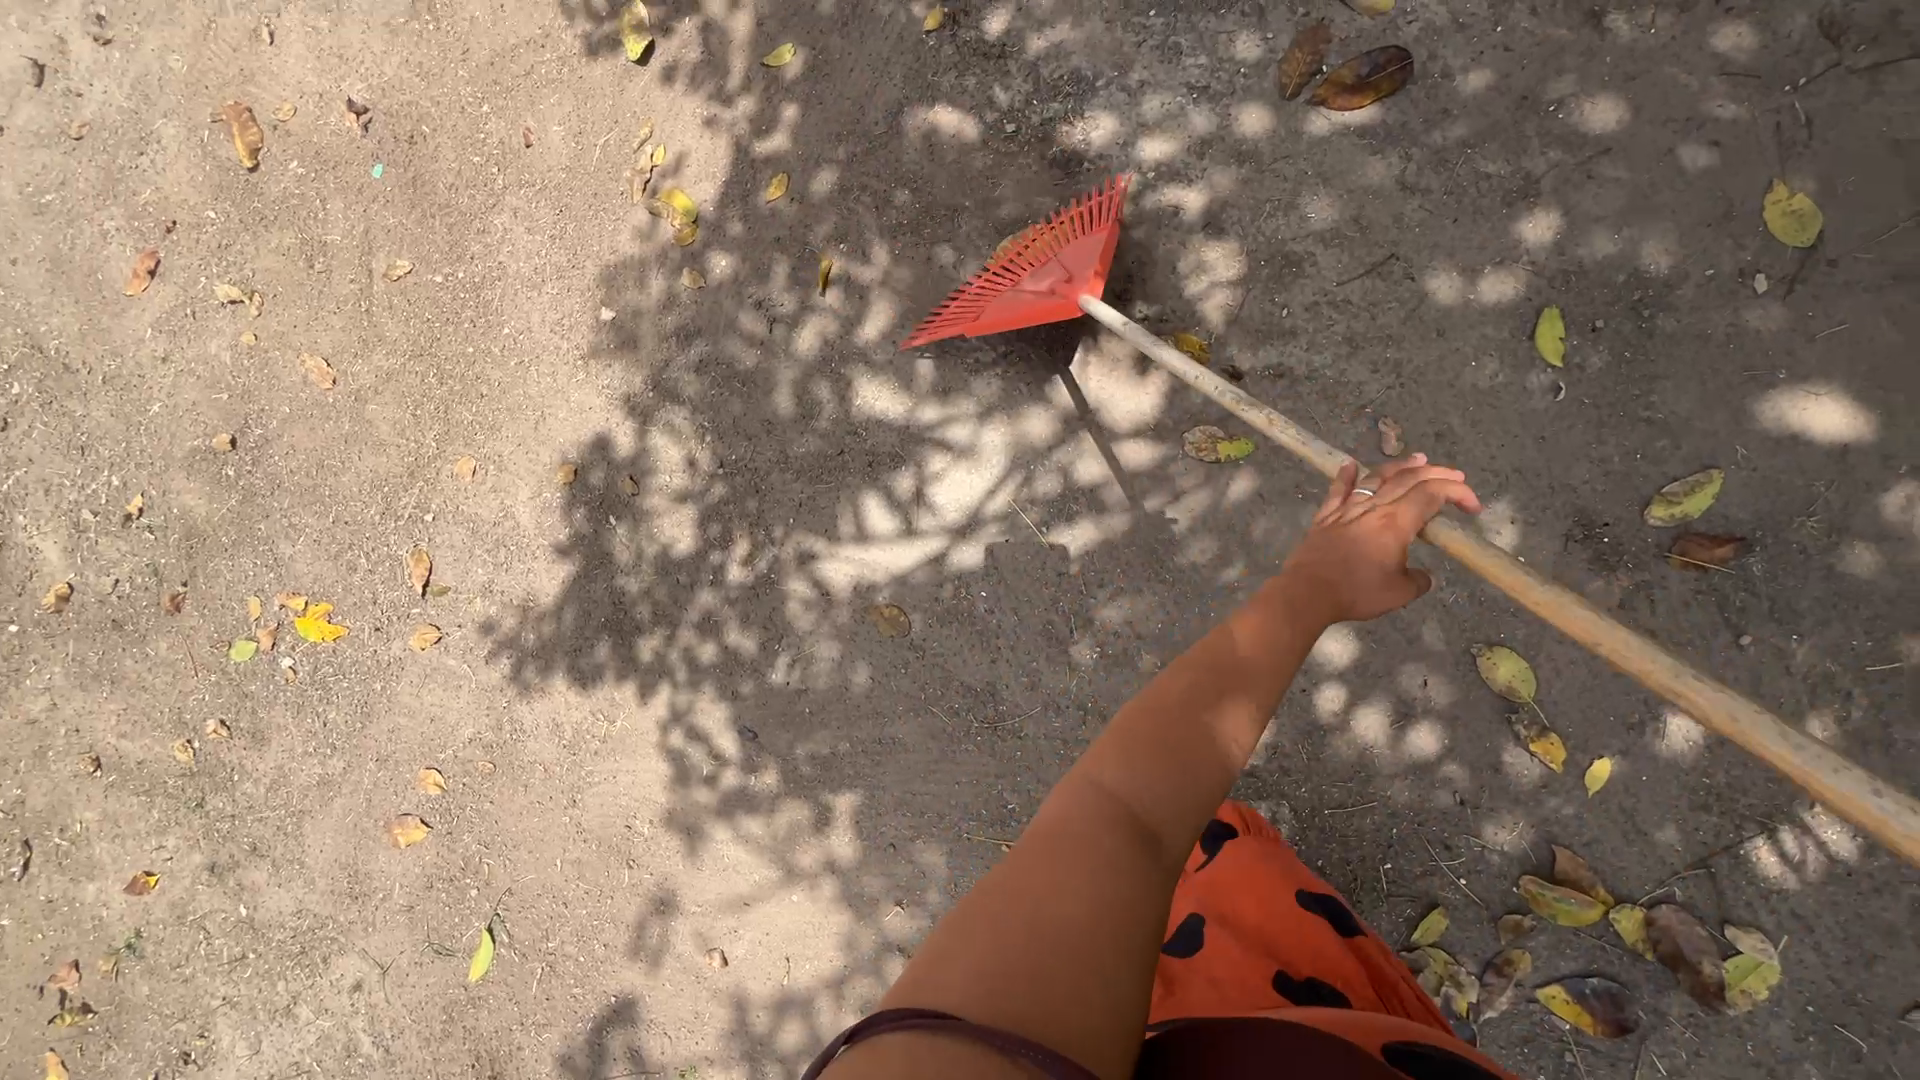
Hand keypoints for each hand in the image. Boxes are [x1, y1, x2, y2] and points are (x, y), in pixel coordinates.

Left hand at [1277, 453, 1483, 624]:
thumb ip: (1418, 580)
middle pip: (1407, 480)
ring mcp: (1345, 511)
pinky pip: (1336, 492)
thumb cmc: (1355, 593)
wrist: (1306, 593)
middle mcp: (1372, 509)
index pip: (1432, 495)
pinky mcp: (1324, 519)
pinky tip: (1349, 465)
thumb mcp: (1399, 592)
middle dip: (1436, 473)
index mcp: (1395, 523)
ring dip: (1398, 466)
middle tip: (1454, 474)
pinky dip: (1345, 476)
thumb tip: (1423, 576)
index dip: (1458, 493)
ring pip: (1374, 479)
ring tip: (1417, 459)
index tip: (1472, 507)